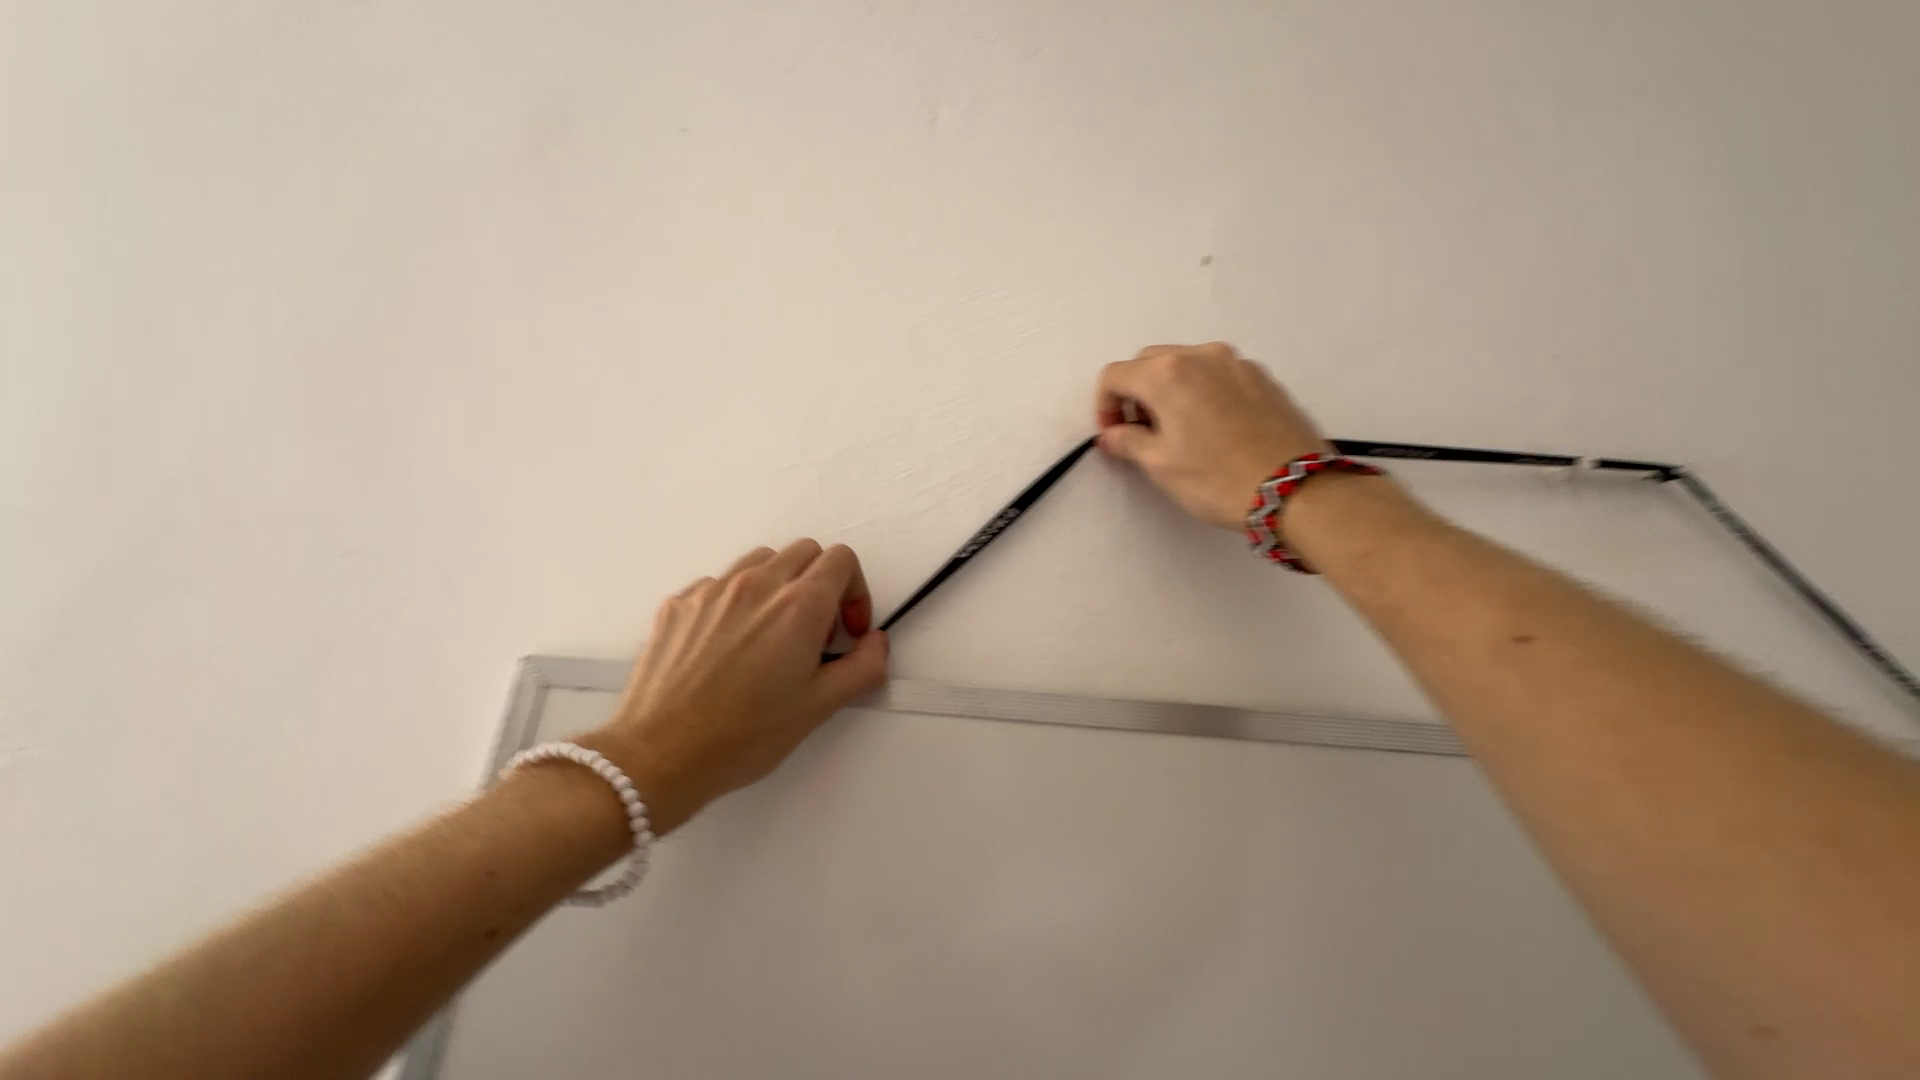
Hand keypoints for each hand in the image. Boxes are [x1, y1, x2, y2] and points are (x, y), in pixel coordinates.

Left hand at [582, 540, 889, 832]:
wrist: (660, 755)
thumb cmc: (743, 736)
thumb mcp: (819, 708)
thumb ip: (863, 667)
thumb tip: (876, 644)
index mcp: (798, 606)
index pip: (842, 560)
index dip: (855, 592)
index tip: (848, 630)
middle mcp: (756, 584)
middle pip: (806, 551)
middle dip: (821, 583)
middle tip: (815, 634)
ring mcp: (712, 589)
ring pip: (762, 560)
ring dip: (780, 585)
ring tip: (772, 635)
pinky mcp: (679, 603)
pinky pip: (720, 582)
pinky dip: (737, 600)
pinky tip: (730, 645)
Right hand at [1096, 343, 1333, 528]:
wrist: (1296, 490)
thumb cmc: (1218, 479)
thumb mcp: (1160, 465)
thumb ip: (1128, 441)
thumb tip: (1113, 434)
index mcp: (1168, 373)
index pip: (1115, 375)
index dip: (1104, 406)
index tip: (1113, 436)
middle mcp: (1201, 355)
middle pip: (1149, 363)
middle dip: (1135, 394)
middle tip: (1141, 434)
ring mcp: (1237, 363)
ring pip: (1185, 365)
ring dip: (1169, 391)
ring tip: (1177, 432)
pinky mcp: (1263, 377)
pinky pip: (1216, 375)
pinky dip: (1201, 392)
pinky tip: (1211, 429)